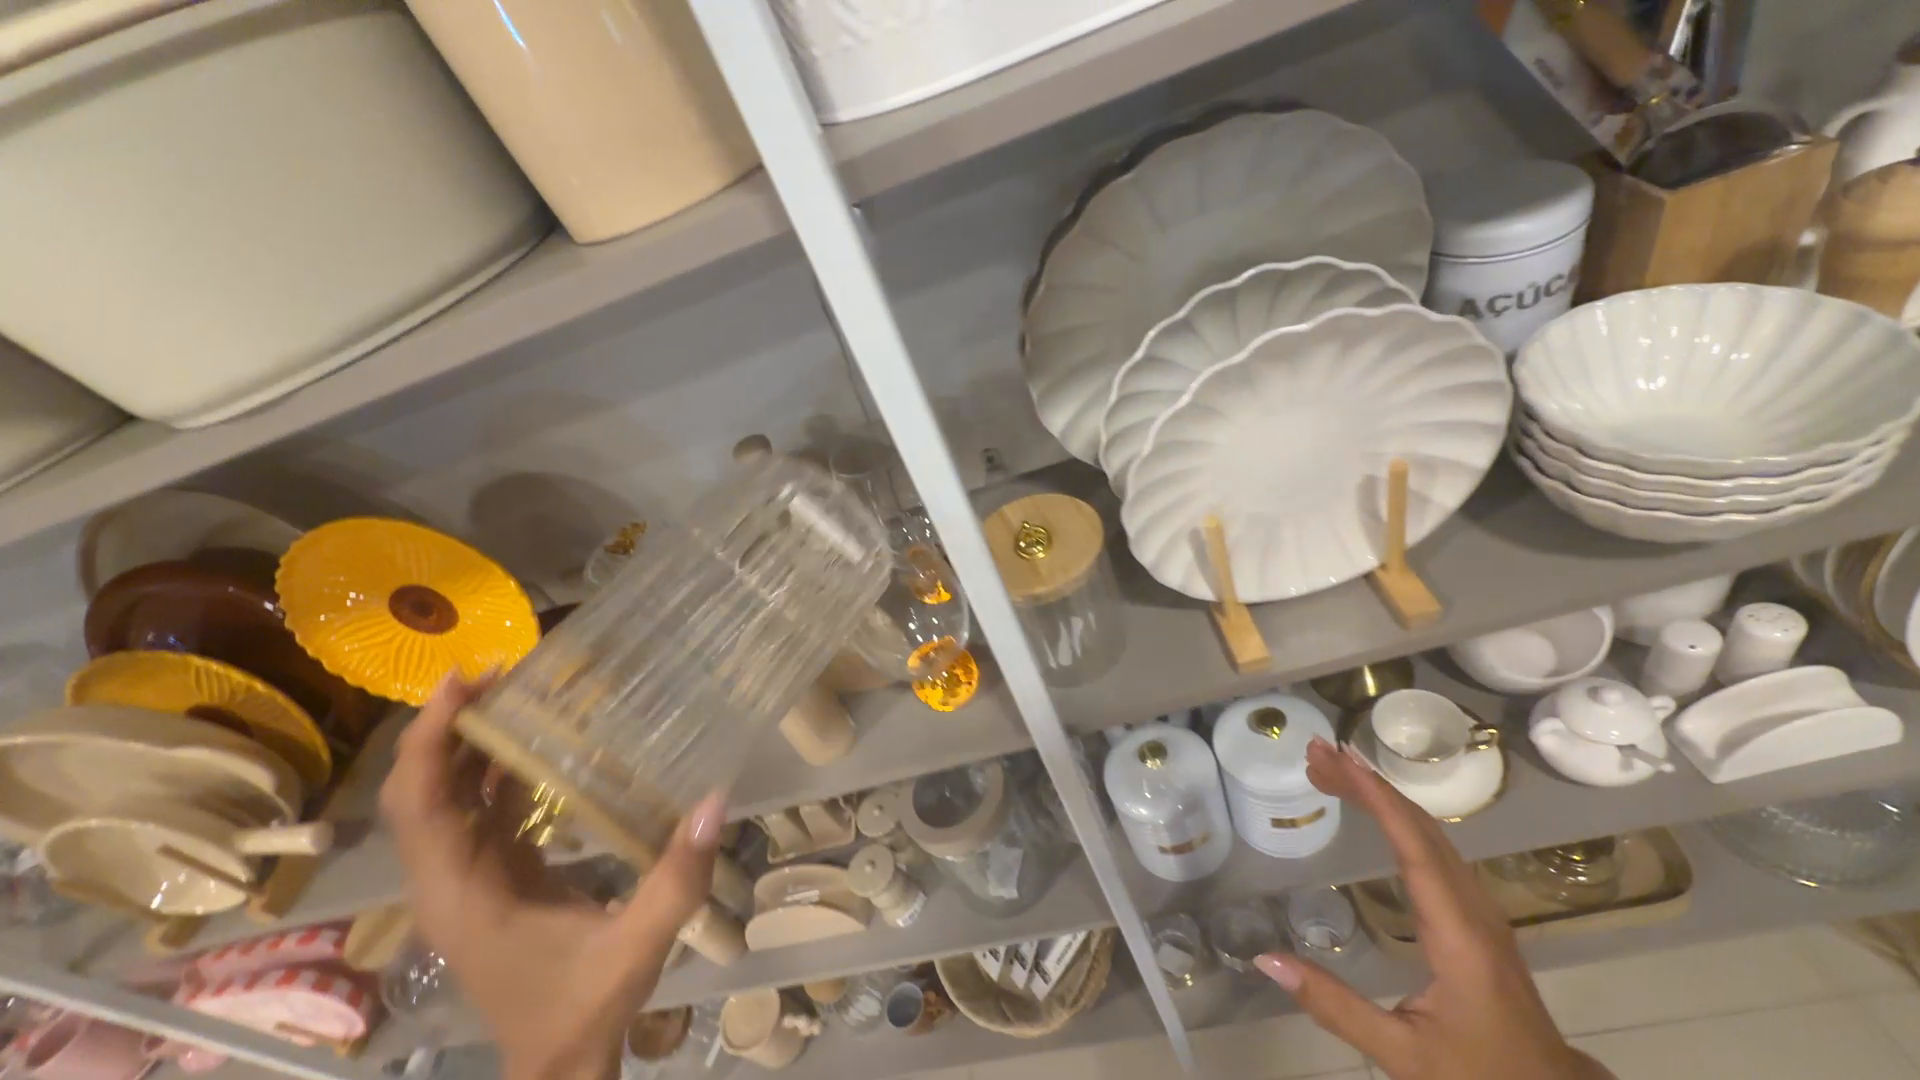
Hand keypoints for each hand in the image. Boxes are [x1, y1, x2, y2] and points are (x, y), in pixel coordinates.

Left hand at [380, 672, 725, 1079]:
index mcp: (462, 892)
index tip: (466, 681)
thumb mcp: (637, 943)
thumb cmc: (584, 1007)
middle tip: (496, 673)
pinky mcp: (489, 884)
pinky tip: (533, 751)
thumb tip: (715, 800)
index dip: (433, 737)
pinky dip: (493, 777)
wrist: (558, 1067)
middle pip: (420, 791)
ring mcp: (464, 884)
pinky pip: (476, 817)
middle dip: (447, 728)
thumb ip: (678, 877)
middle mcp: (447, 882)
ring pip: (444, 801)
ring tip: (512, 695)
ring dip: (468, 748)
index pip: (421, 801)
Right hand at [1254, 739, 1613, 1079]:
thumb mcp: (1403, 1055)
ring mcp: (1481, 912)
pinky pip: (1437, 852)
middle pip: (1423, 828)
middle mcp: (1475, 910)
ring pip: (1432, 835)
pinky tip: (1377, 817)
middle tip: (1316, 756)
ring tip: (1333, 775)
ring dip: (1384, 798)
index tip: (1336, 761)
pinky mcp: (1478, 920)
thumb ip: (1334, 1005)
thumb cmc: (1481, 1076)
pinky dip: (1399, 821)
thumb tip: (1267, 958)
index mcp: (1459, 935)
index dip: (1376, 797)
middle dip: (1369, 784)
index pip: (1415, 846)